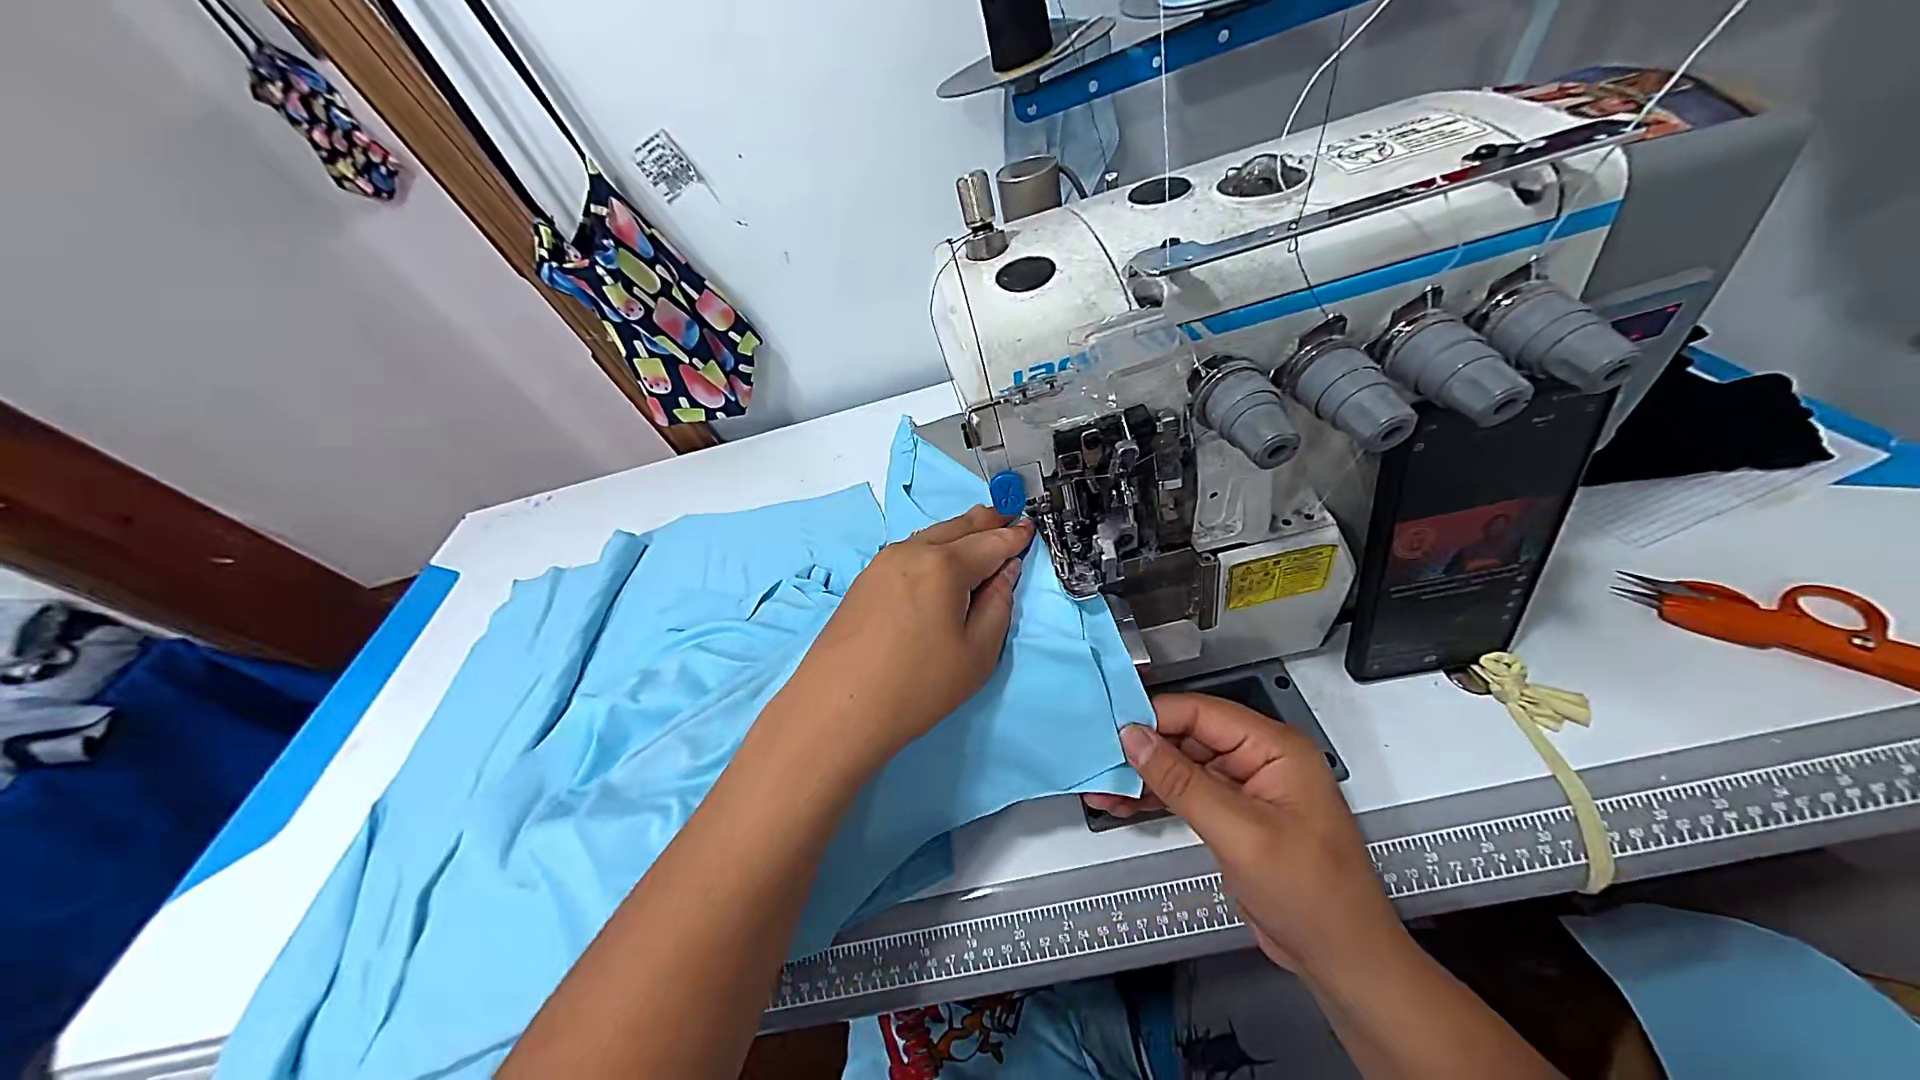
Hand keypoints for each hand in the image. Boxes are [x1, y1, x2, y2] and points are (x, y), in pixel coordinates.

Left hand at [770, 506, 1032, 764]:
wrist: (838, 709)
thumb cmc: (916, 687)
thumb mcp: (977, 653)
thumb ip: (998, 605)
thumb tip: (1004, 572)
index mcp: (943, 566)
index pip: (989, 543)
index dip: (1013, 537)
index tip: (1028, 528)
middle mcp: (911, 553)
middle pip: (957, 528)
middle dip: (985, 521)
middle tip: (1007, 515)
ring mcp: (882, 563)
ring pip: (930, 536)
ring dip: (958, 531)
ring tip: (977, 529)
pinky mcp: (865, 580)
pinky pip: (909, 550)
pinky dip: (933, 546)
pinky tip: (939, 558)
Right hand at [1085, 694, 1407, 978]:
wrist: (1342, 959)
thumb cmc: (1320, 899)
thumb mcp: (1241, 834)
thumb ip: (1182, 781)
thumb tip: (1138, 739)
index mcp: (1275, 748)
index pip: (1201, 712)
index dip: (1154, 718)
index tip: (1114, 729)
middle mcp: (1259, 759)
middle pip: (1186, 735)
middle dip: (1141, 749)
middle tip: (1102, 760)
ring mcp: (1243, 787)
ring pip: (1179, 764)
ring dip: (1141, 776)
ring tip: (1104, 786)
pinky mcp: (1231, 813)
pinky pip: (1183, 792)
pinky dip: (1153, 797)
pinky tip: (1124, 803)